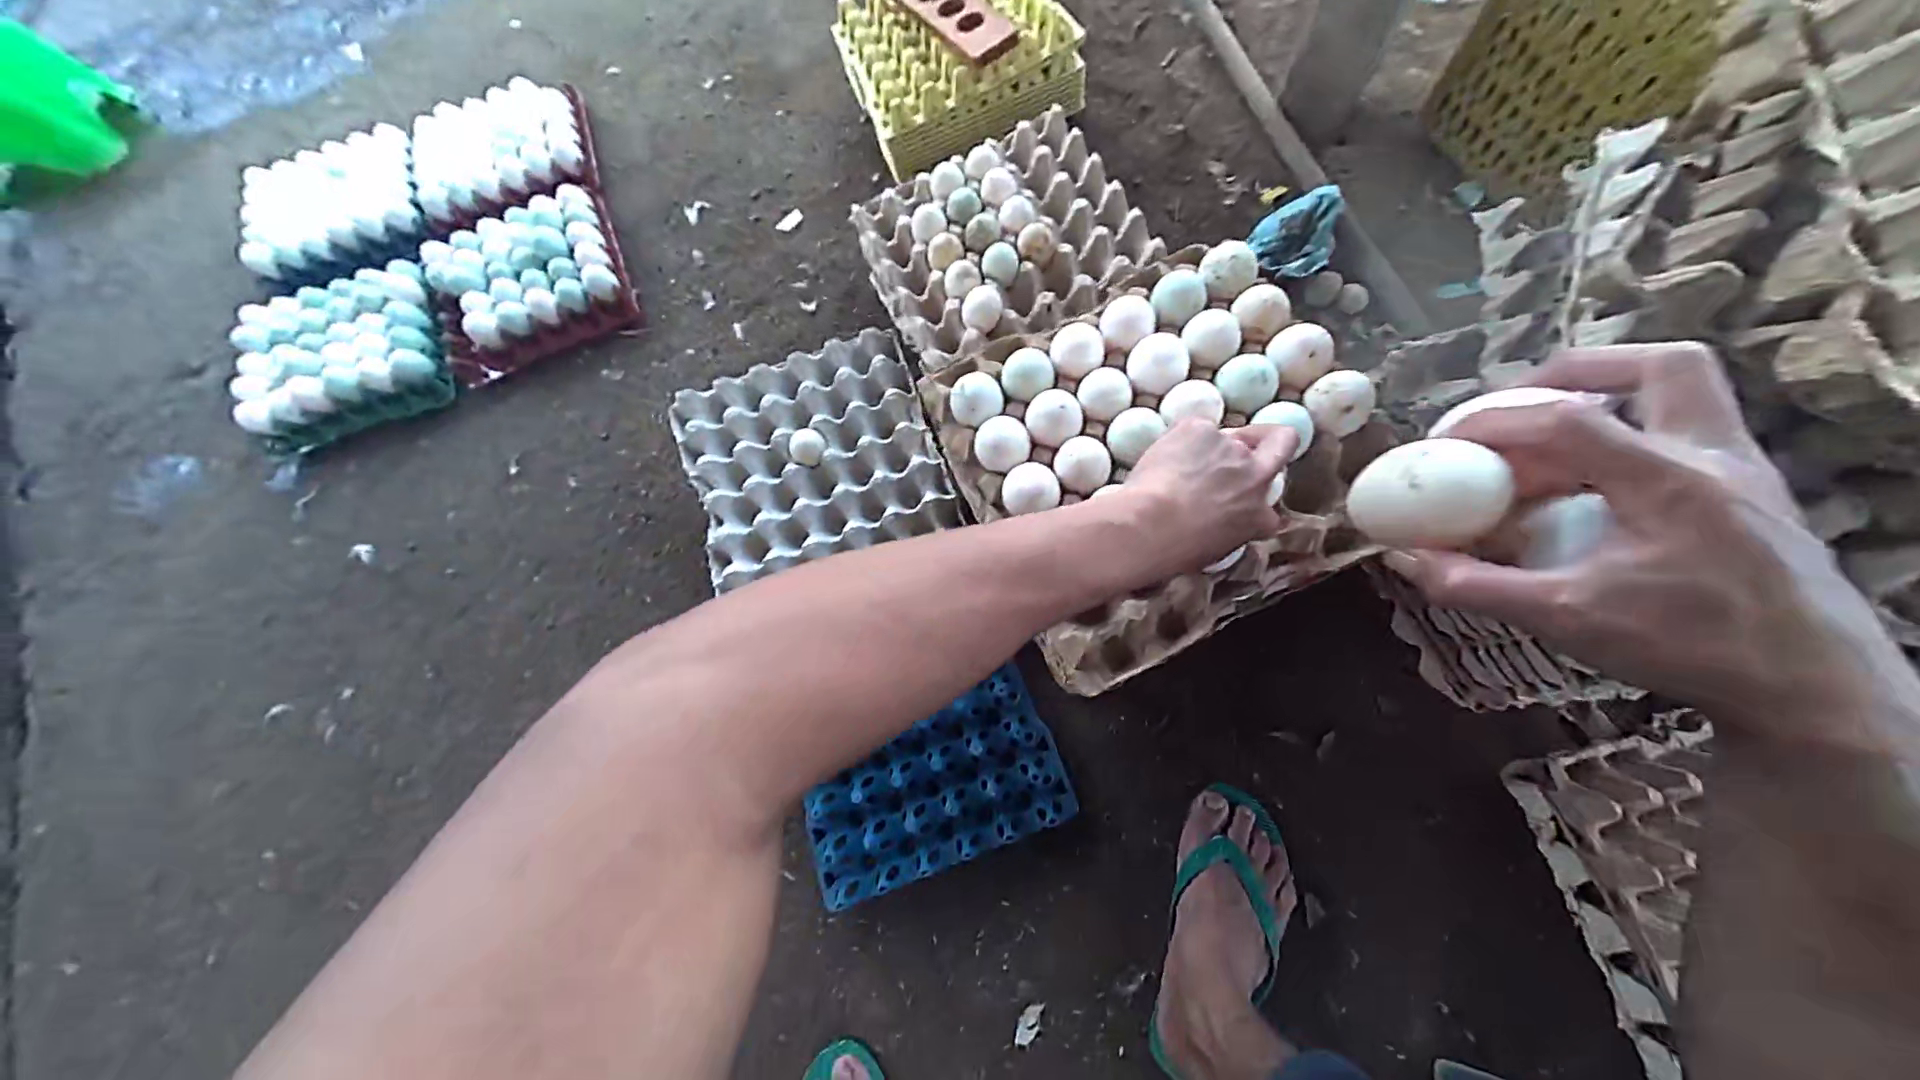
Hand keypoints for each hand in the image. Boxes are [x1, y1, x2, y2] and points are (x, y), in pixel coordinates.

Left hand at [1114, 418, 1296, 575]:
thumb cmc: (1175, 550)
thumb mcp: (1215, 550)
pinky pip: (1194, 427)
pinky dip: (1181, 439)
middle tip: (1250, 445)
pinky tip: (1164, 458)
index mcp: (1258, 516)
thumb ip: (1228, 530)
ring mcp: (1230, 447)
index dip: (1254, 501)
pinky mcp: (1201, 429)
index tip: (1239, 502)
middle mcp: (1254, 476)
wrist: (1150, 525)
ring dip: (1207, 448)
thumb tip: (1216, 524)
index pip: (1271, 507)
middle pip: (1282, 442)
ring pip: (1226, 435)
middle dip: (1273, 440)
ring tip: (1176, 467)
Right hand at [1385, 343, 1919, 752]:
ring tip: (1536, 447)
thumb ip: (1473, 584)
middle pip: (1656, 365)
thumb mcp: (1562, 618)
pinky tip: (1580, 488)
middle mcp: (1713, 457)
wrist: (1817, 692)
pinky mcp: (1747, 492)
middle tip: (1512, 407)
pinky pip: (1678, 433)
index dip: (1492, 420)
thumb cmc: (1690, 647)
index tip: (1443, 442)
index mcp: (1668, 480)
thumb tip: (1403, 558)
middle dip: (1571, 371)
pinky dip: (1618, 440)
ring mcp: (1741, 470)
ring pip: (1679, 392)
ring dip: (1600, 401)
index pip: (1567, 416)